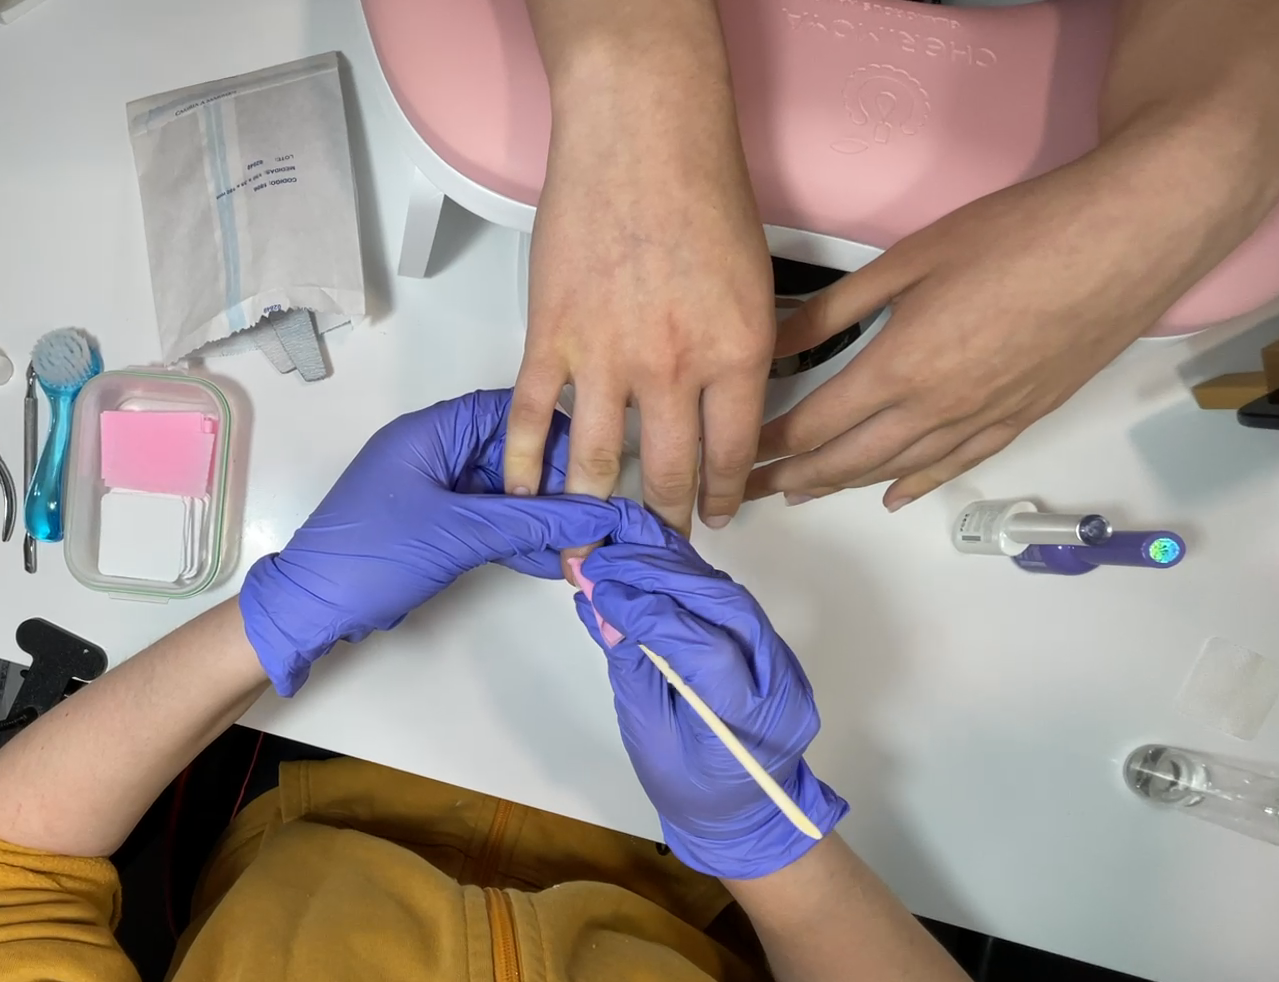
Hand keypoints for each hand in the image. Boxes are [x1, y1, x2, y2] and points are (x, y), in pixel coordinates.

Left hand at [240, 389, 625, 695]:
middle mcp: (430, 453)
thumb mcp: (457, 534)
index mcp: (428, 432)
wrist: (315, 607)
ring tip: (576, 546)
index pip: (503, 412)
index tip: (588, 469)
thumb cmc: (377, 555)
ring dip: (534, 518)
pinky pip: (482, 521)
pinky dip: (511, 538)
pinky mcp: (431, 526)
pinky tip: (546, 561)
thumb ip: (529, 522)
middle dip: (548, 485)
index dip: (549, 436)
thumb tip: (595, 517)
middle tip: (587, 520)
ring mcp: (430, 491)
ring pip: (497, 492)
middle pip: (505, 453)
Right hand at [504, 32, 773, 533]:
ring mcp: (605, 360)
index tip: (716, 519)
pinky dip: (526, 464)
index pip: (732, 454)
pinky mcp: (550, 343)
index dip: (725, 498)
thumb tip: (722, 402)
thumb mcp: (753, 280)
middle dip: (662, 522)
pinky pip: (534, 420)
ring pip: (598, 462)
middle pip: (668, 473)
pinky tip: (524, 497)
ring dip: (594, 512)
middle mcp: (673, 370)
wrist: (640, 137)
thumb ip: (739, 352)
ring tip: (589, 544)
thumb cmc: (702, 192)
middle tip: (655, 547)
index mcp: (736, 353)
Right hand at [571, 523, 846, 878]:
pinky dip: (685, 578)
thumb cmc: (687, 788)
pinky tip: (649, 562)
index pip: (700, 645)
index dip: (645, 609)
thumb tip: (600, 606)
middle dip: (659, 571)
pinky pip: (729, 602)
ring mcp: (782, 662)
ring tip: (621, 547)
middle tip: (605, 554)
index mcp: (747, 719)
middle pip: (724, 604)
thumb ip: (630, 665)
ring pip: (730, 594)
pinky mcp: (771, 648)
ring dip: (672, 565)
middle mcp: (778, 682)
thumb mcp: (647, 734)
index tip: (596, 585)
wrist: (746, 813)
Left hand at [750, 112, 1278, 510]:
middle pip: (843, 461)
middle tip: (747, 490)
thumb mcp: (904, 263)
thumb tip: (767, 343)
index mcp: (897, 370)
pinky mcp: (1024, 414)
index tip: (730, 456)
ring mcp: (983, 417)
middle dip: (788, 477)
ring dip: (840, 486)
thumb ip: (829, 312)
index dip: (764, 446)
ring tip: (799, 493)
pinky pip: (958, 463)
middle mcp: (935, 408)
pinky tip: (892, 498)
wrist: (1144, 223)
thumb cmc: (1017, 234)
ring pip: (894, 469)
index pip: (810, 427)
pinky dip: (917, 484)